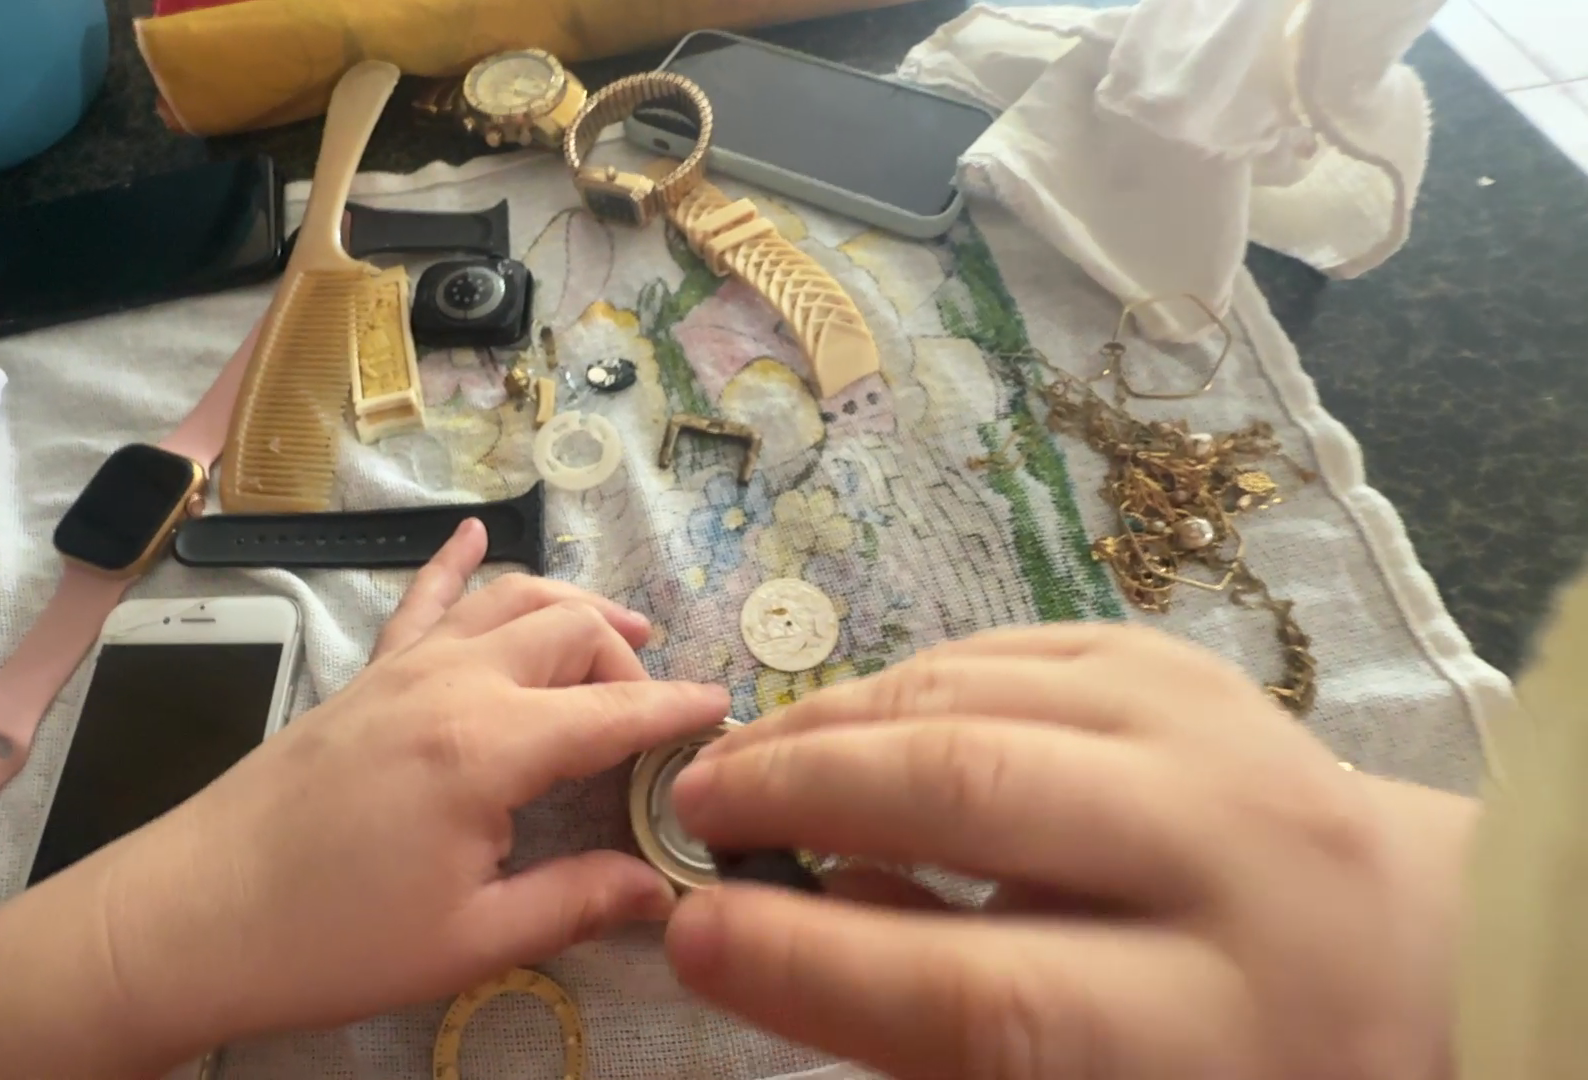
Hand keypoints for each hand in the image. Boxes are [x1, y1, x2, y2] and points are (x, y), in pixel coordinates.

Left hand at [86, 520, 728, 1056]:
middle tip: (652, 708)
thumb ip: (576, 902)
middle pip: (571, 632)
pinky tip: (472, 534)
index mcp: (488, 746)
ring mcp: (408, 665)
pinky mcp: (370, 671)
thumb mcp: (468, 939)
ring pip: (512, 600)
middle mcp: (456, 681)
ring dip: (573, 604)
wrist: (187, 915)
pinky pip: (422, 599)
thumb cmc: (329, 938)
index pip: (612, 712)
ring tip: (617, 625)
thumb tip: (660, 887)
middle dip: (628, 659)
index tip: (722, 709)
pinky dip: (455, 563)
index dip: (675, 711)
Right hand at [664, 623, 1476, 1079]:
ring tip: (740, 759)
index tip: (689, 934)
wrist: (1403, 935)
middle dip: (796, 790)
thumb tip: (794, 908)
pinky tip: (838, 724)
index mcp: (1230, 1026)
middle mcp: (1230, 849)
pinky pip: (978, 655)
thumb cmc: (1235, 1057)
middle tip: (693, 805)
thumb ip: (935, 1014)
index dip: (811, 967)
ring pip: (954, 696)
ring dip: (819, 726)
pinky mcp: (1158, 657)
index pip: (984, 998)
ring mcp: (1196, 720)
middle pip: (965, 788)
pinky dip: (884, 690)